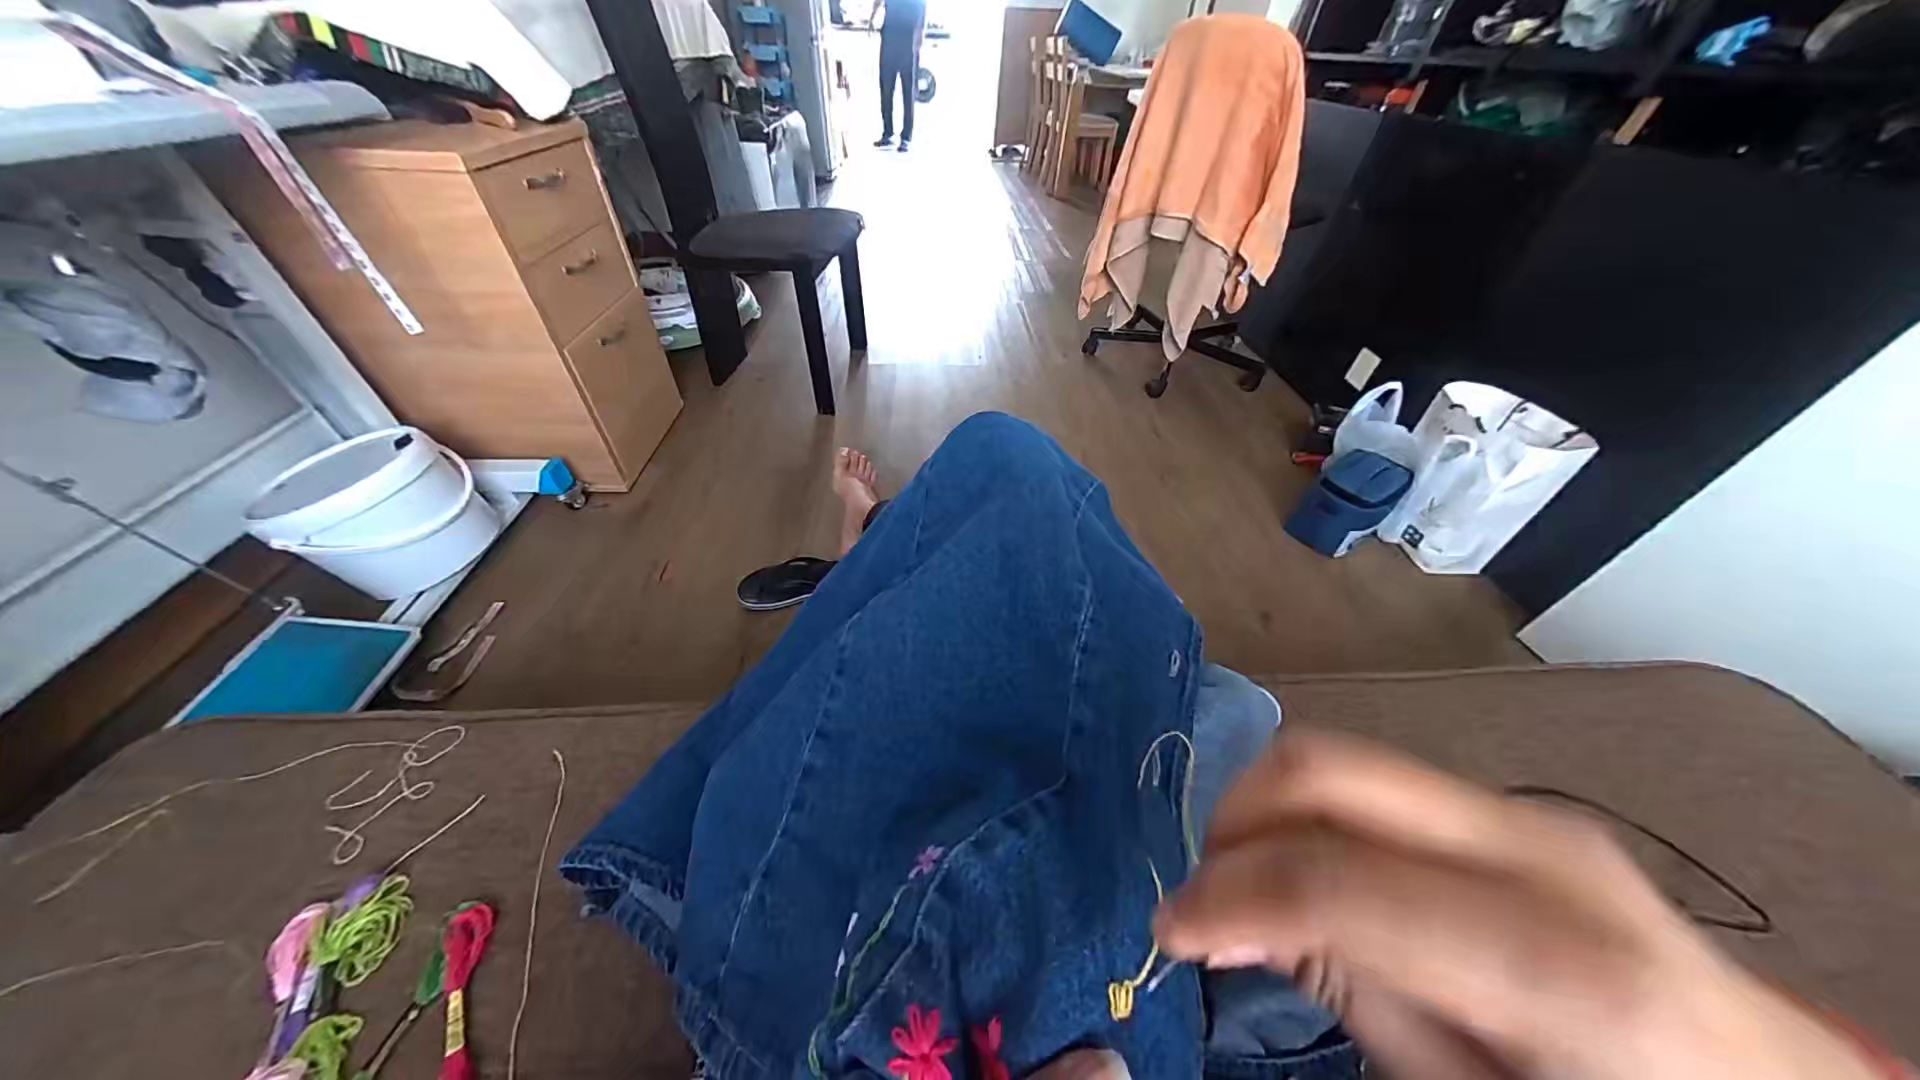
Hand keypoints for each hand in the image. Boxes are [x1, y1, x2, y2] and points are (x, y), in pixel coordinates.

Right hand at [1153, 733, 1885, 1079]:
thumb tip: (1235, 918)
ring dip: (1262, 810)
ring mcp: (1521, 811)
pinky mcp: (1504, 805)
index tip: (1171, 928)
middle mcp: (1538, 849)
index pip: (1340, 883)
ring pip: (1334, 759)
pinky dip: (1304, 812)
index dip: (1231, 895)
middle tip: (1202, 887)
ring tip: (1244, 882)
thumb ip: (1355, 994)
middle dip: (1233, 817)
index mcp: (1563, 962)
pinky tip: (1300, 868)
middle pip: (1326, 769)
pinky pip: (1366, 781)